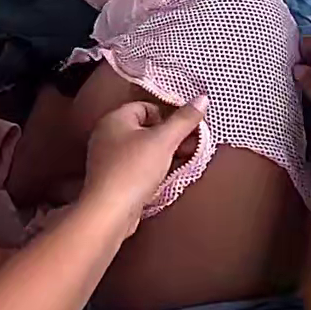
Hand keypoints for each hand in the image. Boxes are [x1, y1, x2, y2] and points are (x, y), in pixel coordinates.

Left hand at [79, 96, 206, 231]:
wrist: (111, 211)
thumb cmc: (134, 170)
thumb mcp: (165, 140)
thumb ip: (185, 119)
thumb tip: (202, 98)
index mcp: (115, 119)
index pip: (146, 106)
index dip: (169, 114)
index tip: (187, 126)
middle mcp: (107, 135)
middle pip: (146, 127)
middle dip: (170, 135)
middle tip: (189, 144)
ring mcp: (109, 158)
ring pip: (143, 148)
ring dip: (164, 152)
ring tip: (183, 160)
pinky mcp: (113, 178)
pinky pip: (138, 165)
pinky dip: (153, 168)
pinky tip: (166, 176)